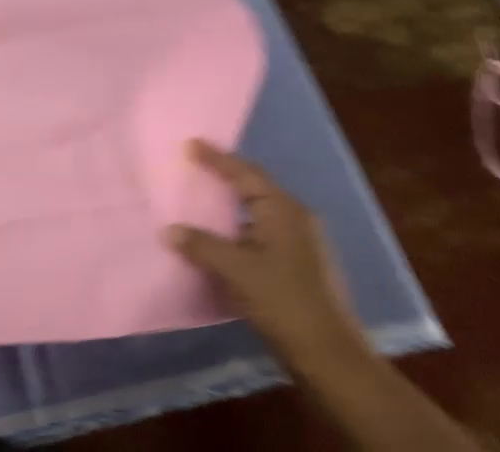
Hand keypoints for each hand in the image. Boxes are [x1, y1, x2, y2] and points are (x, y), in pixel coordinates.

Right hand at [167, 140, 369, 370]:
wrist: (329, 356)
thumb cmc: (283, 301)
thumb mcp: (236, 270)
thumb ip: (201, 245)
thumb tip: (170, 230)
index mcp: (283, 210)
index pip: (246, 173)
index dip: (217, 157)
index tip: (190, 144)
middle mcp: (297, 219)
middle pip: (255, 188)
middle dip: (225, 177)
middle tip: (194, 168)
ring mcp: (302, 243)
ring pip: (259, 213)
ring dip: (231, 207)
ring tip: (202, 202)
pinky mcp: (300, 266)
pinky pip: (262, 233)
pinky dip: (239, 229)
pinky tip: (222, 241)